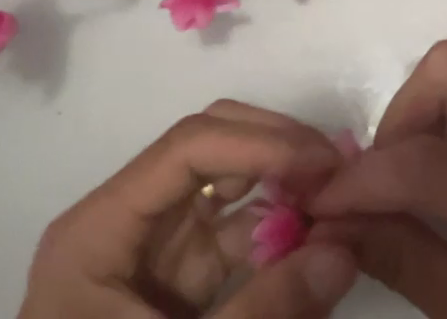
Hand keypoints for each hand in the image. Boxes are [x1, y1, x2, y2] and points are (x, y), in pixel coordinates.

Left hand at [18, 100, 357, 318]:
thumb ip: (263, 310)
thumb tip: (345, 253)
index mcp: (101, 227)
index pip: (189, 146)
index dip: (261, 144)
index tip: (325, 165)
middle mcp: (130, 218)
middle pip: (212, 146)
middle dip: (278, 150)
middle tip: (339, 173)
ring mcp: (157, 246)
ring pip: (232, 183)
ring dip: (287, 186)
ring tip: (340, 203)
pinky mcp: (183, 277)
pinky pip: (241, 233)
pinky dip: (282, 231)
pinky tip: (319, 244)